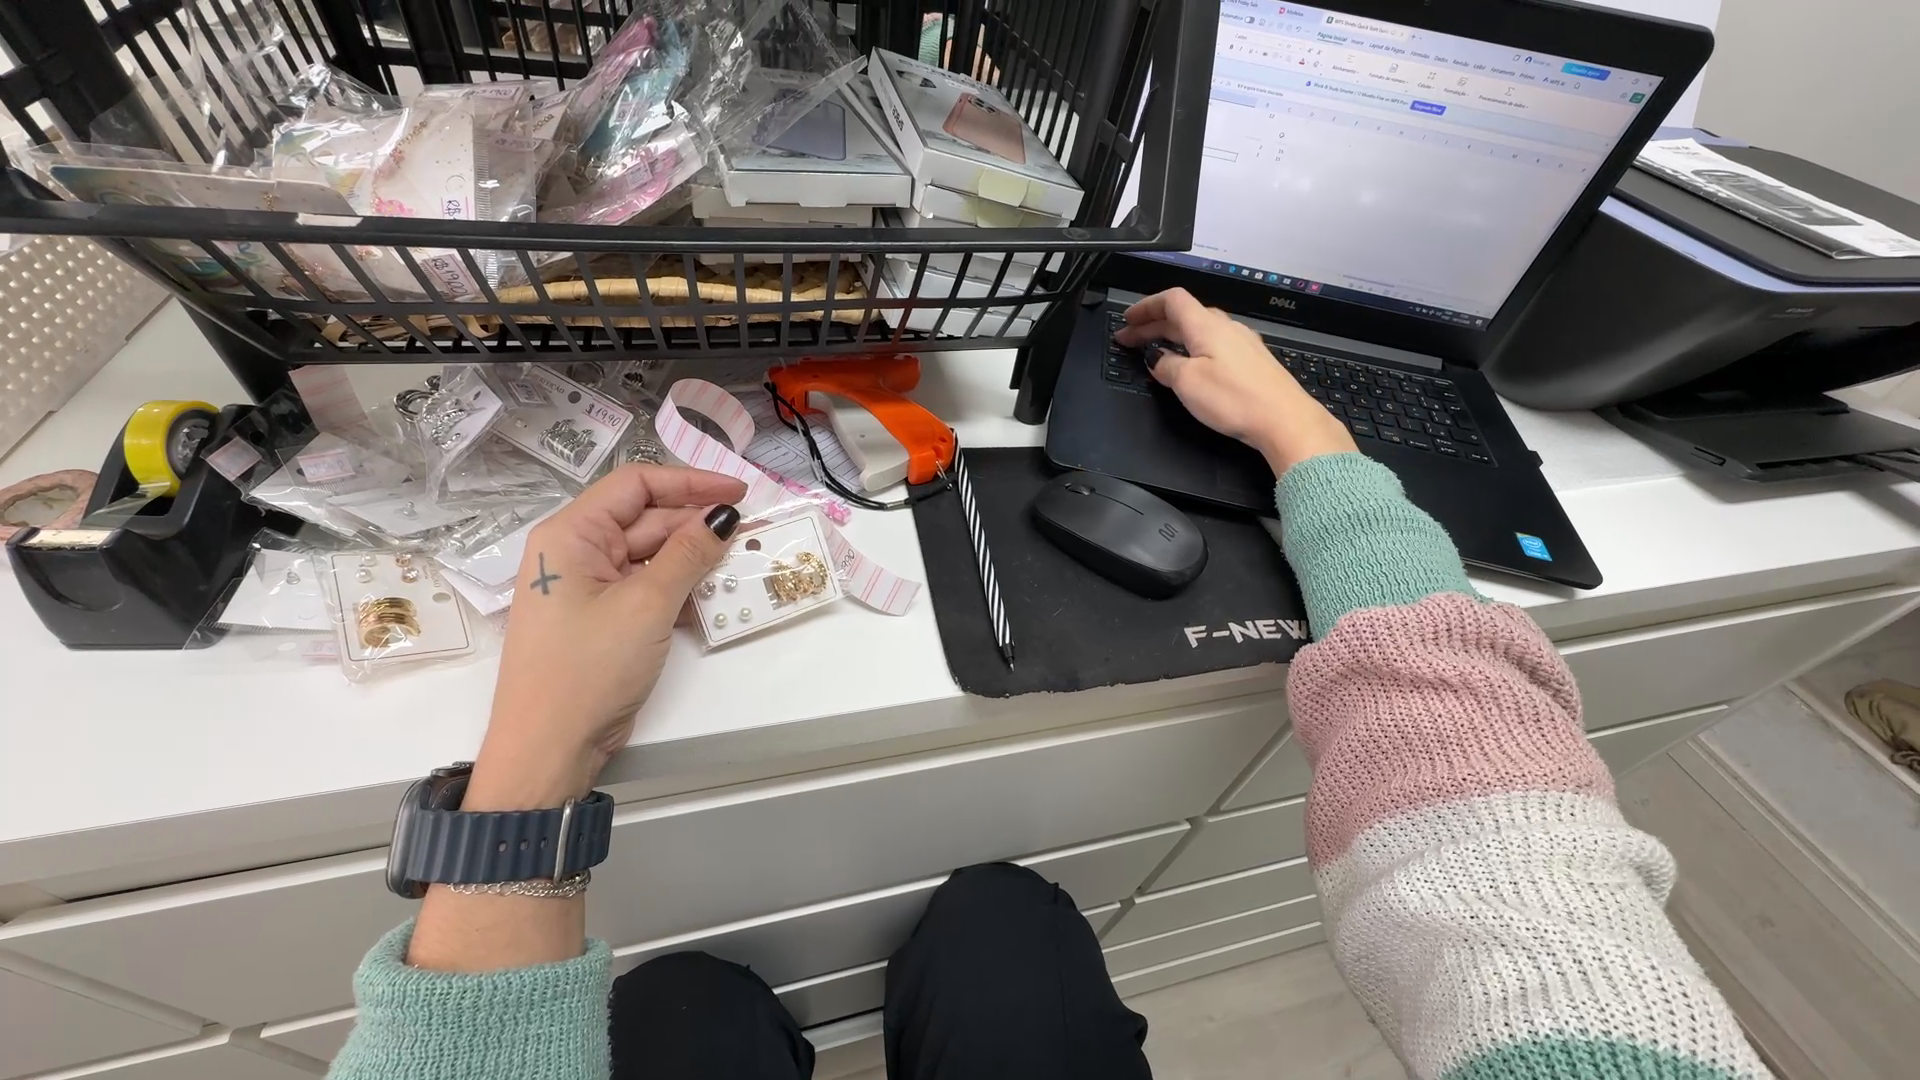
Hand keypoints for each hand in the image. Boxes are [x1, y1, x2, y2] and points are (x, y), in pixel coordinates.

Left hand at [464, 465, 746, 810]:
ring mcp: (591, 588)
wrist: (550, 749)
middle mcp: (576, 552)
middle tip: (750, 534)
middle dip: (697, 525)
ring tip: (739, 565)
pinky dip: (680, 589)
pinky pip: (648, 587)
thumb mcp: (647, 605)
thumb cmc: (589, 668)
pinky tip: (714, 598)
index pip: (636, 486)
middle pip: (647, 520)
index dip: (691, 482)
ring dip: (694, 560)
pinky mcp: (605, 619)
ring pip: (652, 556)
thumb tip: (724, 515)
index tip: (738, 492)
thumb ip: (689, 554)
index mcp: (570, 534)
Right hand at [1114, 288, 1356, 475]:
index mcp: (1206, 326)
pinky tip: (1187, 366)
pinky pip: (1213, 345)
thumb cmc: (1239, 400)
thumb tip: (1157, 360)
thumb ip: (1166, 366)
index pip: (1171, 300)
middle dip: (1152, 325)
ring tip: (1154, 351)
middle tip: (1130, 338)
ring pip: (1197, 330)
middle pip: (1182, 315)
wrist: (1283, 420)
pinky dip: (1191, 349)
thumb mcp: (1187, 383)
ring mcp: (1240, 343)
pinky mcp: (1249, 362)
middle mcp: (1225, 328)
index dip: (1145, 307)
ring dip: (1171, 337)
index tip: (1128, 319)